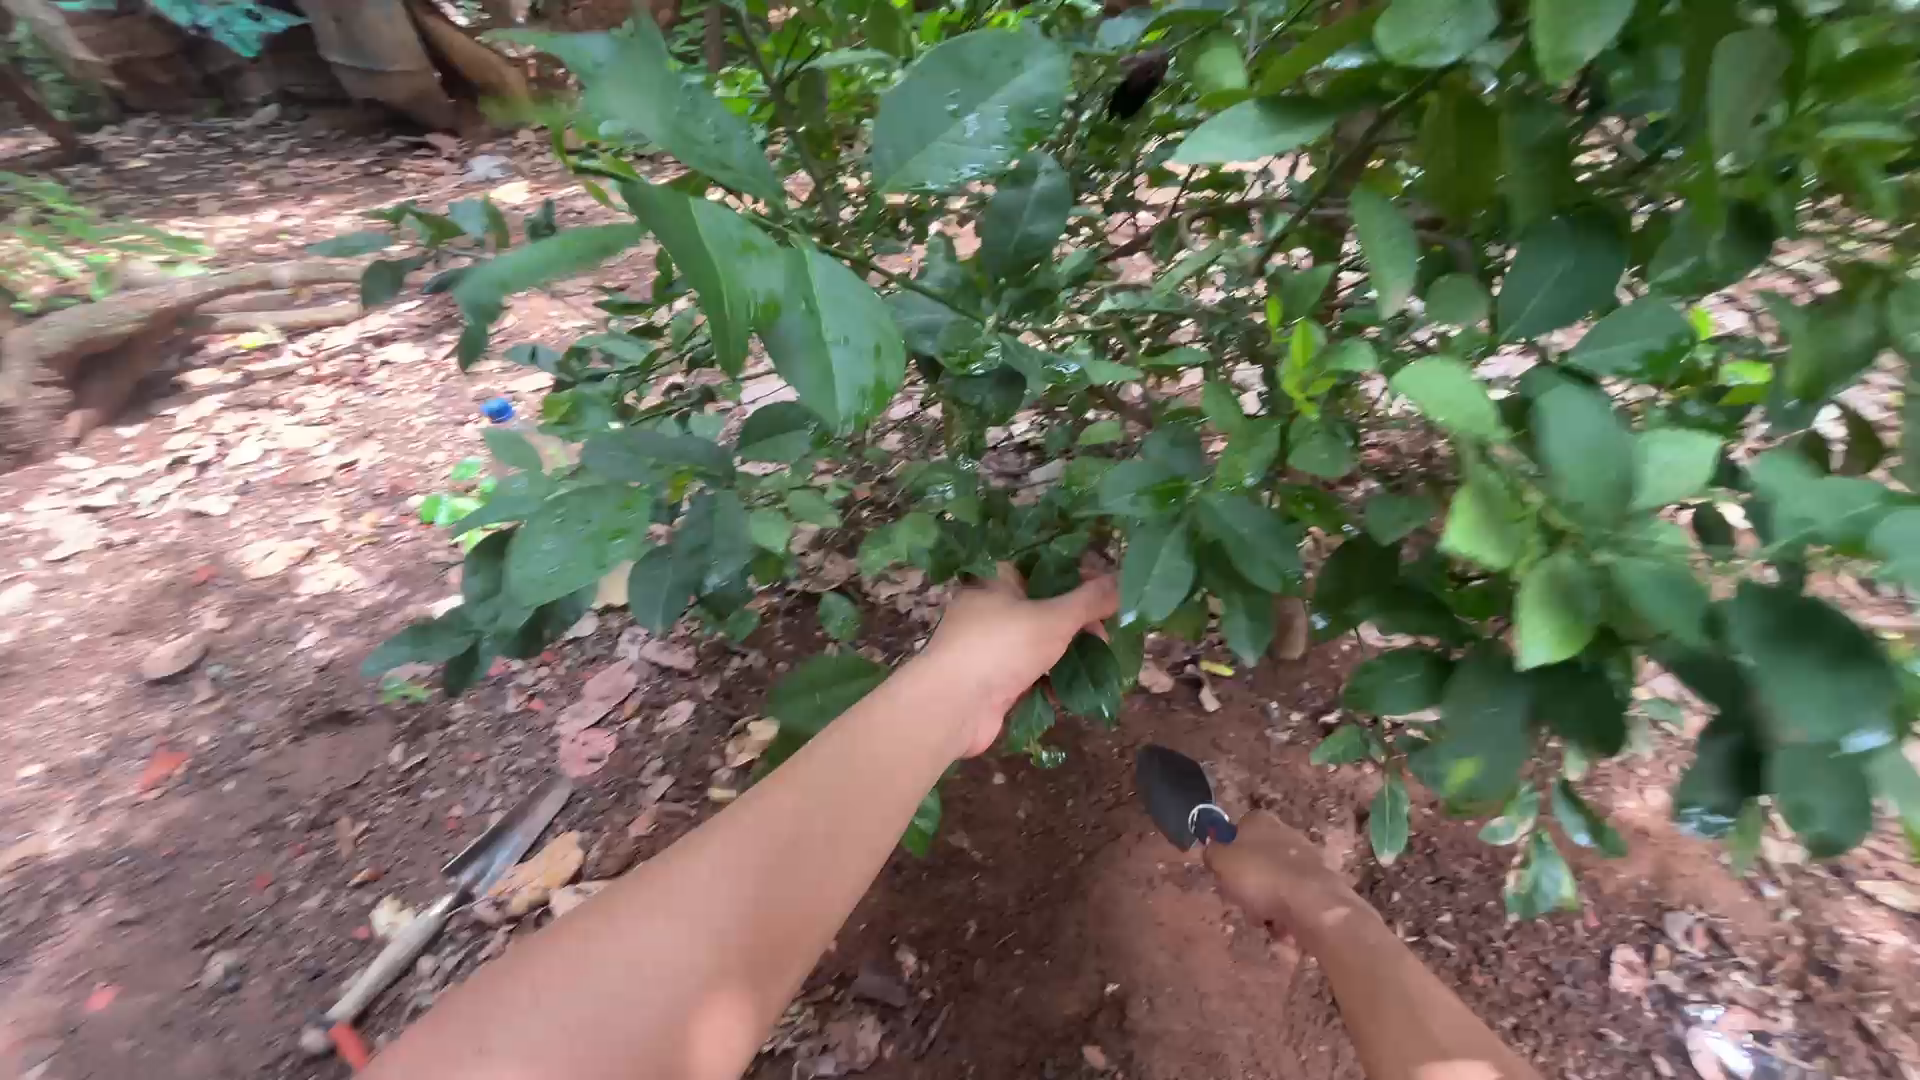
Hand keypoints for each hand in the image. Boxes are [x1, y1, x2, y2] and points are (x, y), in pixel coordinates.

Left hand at [917, 564, 1117, 757]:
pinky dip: (1050, 681)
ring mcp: (990, 646)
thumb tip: (1124, 580)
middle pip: (1044, 607)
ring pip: (1038, 643)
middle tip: (1106, 635)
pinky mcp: (993, 680)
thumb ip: (1090, 601)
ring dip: (1068, 654)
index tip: (1108, 591)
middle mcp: (991, 608)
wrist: (952, 706)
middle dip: (1078, 622)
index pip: (1042, 565)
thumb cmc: (1001, 646)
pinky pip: (1029, 675)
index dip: (1077, 575)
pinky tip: (1075, 691)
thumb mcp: (1053, 618)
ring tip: (1100, 664)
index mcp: (997, 579)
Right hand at [1203, 812, 1366, 947]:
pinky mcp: (1320, 884)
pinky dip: (1286, 913)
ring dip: (1264, 902)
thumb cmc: (1260, 876)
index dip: (1227, 851)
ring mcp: (1305, 858)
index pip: (1236, 830)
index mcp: (1259, 820)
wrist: (1313, 905)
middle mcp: (1284, 832)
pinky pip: (1293, 899)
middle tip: (1240, 899)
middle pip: (1255, 858)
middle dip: (1246, 883)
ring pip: (1273, 881)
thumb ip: (1211, 853)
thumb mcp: (1220, 861)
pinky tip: (1283, 927)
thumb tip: (1213, 851)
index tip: (1223, 872)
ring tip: (1263, 919)